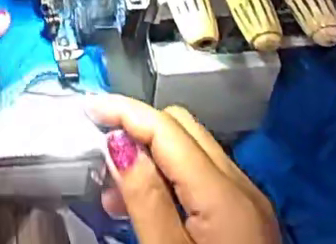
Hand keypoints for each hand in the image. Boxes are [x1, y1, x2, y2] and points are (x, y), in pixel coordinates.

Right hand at [89, 96, 280, 243]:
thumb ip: (144, 197)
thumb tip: (116, 141)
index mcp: (224, 196)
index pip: (164, 126)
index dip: (121, 110)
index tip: (84, 110)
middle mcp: (243, 189)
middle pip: (181, 125)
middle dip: (136, 127)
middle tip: (100, 153)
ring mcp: (251, 208)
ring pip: (191, 147)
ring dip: (149, 151)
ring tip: (115, 188)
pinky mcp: (249, 225)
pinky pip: (202, 174)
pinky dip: (168, 173)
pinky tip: (147, 204)